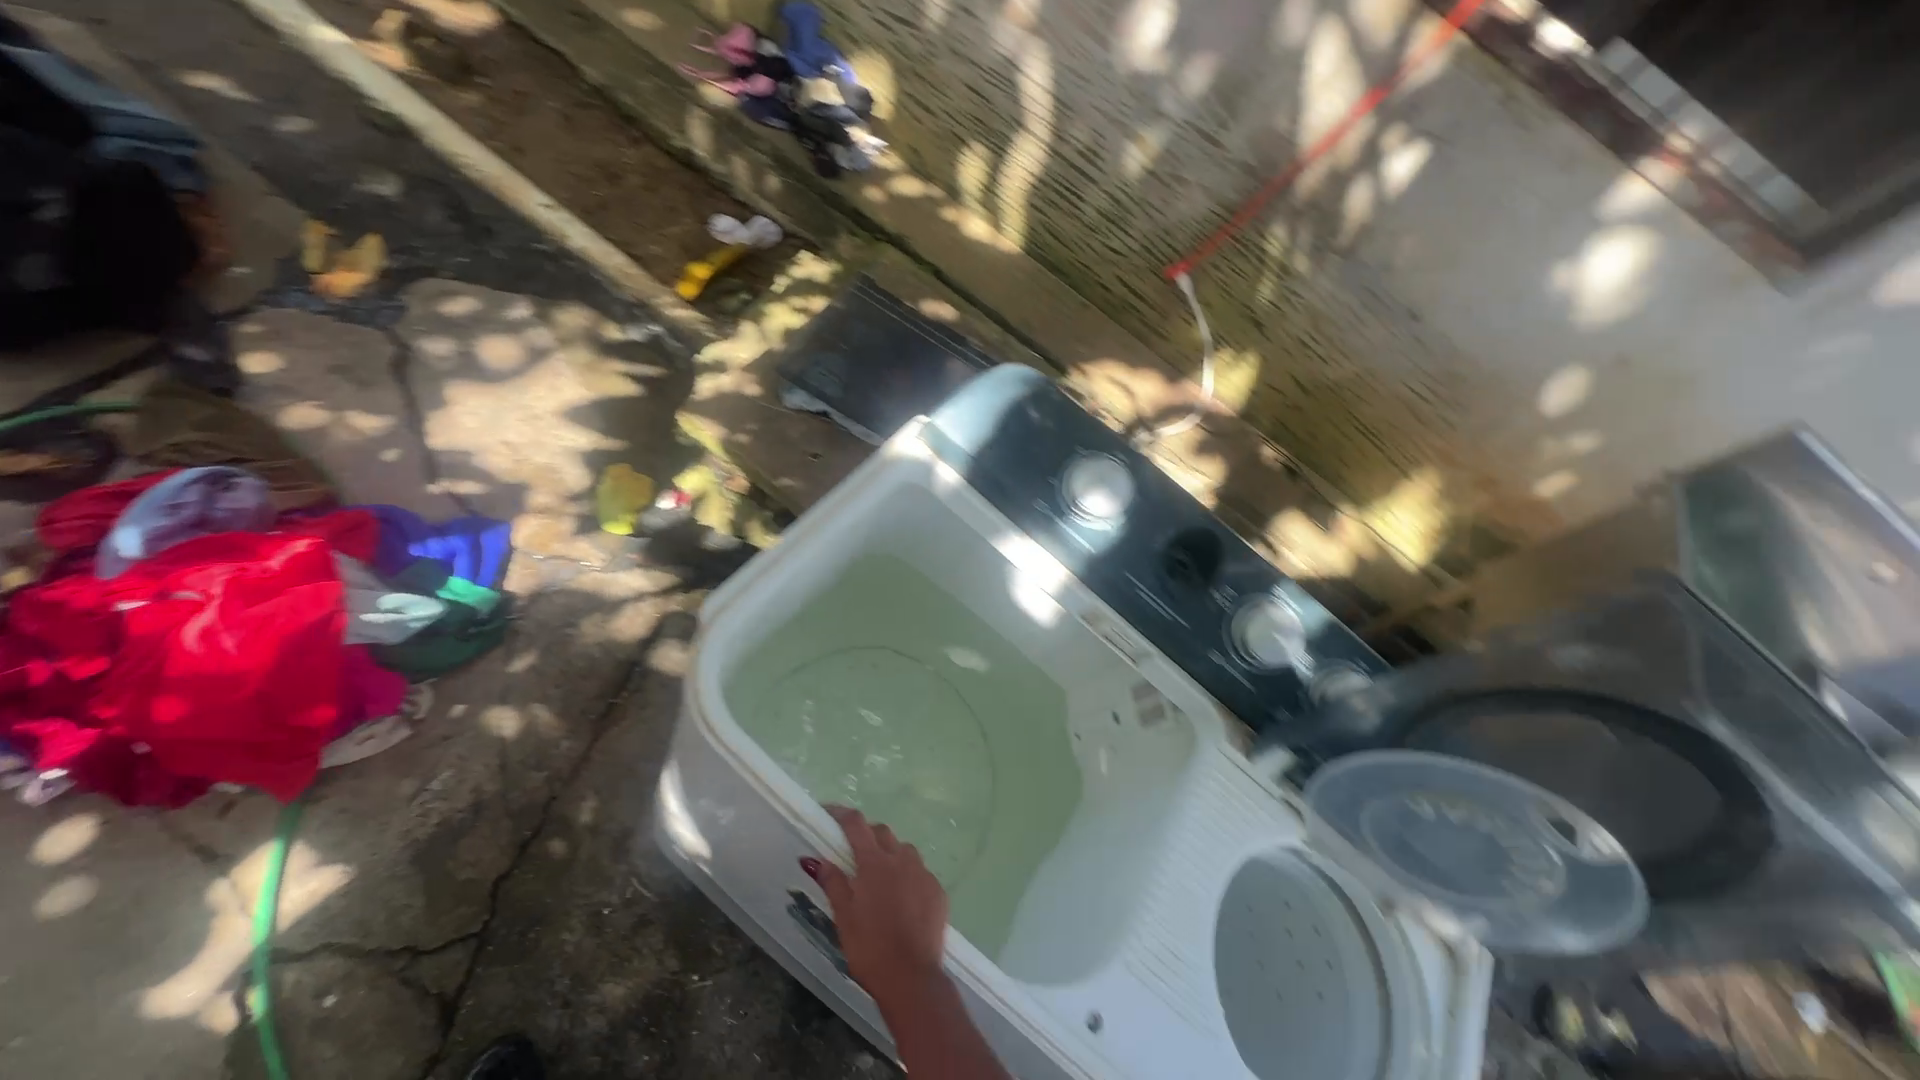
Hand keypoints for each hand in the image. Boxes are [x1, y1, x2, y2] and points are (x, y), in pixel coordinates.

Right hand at [803, 805, 949, 1008]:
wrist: (911, 977)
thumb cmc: (869, 947)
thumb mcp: (844, 916)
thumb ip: (833, 883)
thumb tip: (818, 859)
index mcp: (874, 863)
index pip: (857, 824)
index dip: (842, 813)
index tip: (829, 812)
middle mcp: (902, 860)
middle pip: (883, 833)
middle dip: (868, 834)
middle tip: (854, 852)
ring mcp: (924, 874)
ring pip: (905, 851)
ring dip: (890, 854)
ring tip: (879, 877)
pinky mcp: (939, 892)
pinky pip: (921, 873)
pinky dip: (909, 877)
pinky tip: (902, 899)